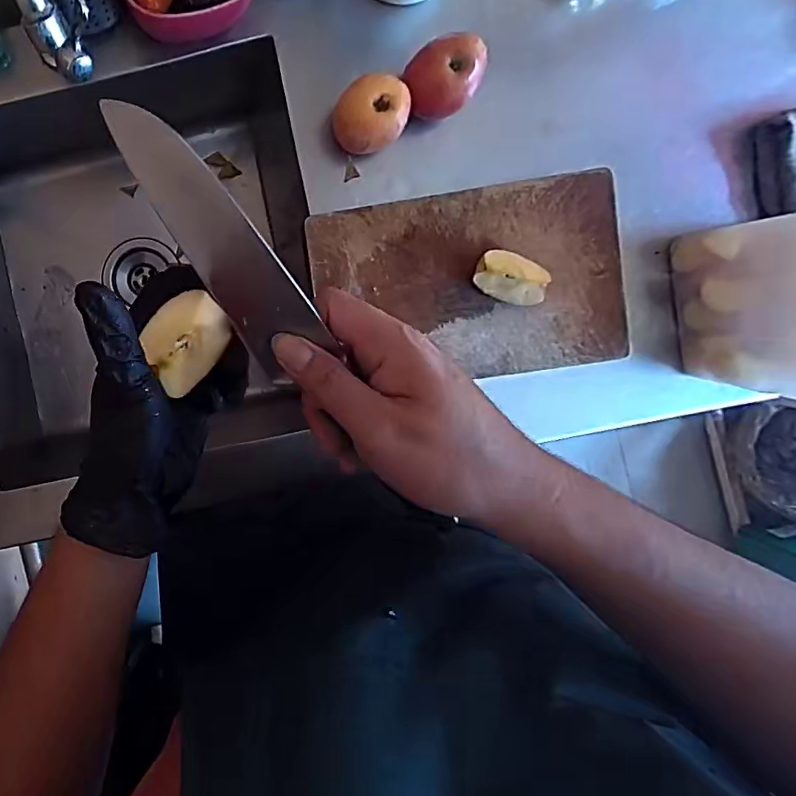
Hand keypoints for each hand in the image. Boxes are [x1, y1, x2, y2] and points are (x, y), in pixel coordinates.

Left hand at [59, 267, 246, 556]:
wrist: (140, 491)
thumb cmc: (125, 437)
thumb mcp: (124, 379)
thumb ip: (115, 336)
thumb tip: (90, 291)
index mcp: (132, 349)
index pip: (158, 306)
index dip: (181, 289)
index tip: (210, 280)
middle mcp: (154, 361)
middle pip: (189, 327)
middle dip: (213, 322)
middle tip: (237, 321)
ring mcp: (175, 384)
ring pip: (207, 354)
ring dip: (226, 355)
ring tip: (237, 361)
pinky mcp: (194, 405)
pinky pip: (217, 383)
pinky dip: (229, 384)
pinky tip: (231, 392)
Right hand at [270, 288, 556, 529]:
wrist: (511, 490)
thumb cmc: (448, 461)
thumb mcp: (374, 426)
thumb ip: (326, 382)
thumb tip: (284, 343)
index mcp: (392, 343)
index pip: (330, 305)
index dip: (304, 333)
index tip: (299, 378)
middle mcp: (400, 346)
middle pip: (333, 346)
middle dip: (320, 391)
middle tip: (331, 434)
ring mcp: (408, 368)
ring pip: (347, 374)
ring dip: (337, 413)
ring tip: (350, 452)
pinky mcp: (413, 390)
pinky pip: (368, 393)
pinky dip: (358, 421)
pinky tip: (365, 452)